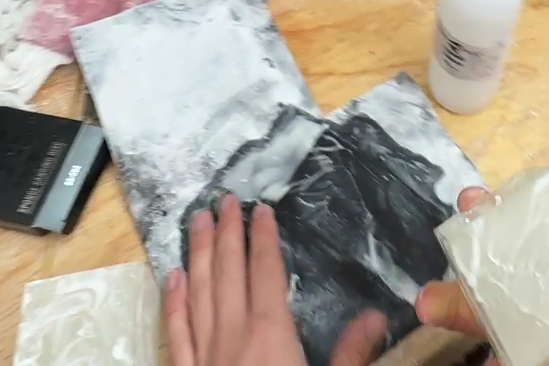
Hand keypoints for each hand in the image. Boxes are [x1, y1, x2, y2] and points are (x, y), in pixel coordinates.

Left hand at [165, 194, 388, 365]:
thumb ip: (352, 353)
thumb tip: (377, 314)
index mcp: (271, 334)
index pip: (265, 271)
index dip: (263, 237)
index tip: (261, 207)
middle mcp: (233, 336)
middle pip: (228, 273)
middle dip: (227, 232)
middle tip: (224, 198)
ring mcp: (205, 356)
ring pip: (199, 293)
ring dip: (199, 254)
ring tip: (197, 220)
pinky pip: (177, 333)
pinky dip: (174, 301)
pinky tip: (171, 277)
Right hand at [416, 187, 548, 365]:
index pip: (541, 263)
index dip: (508, 233)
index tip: (479, 205)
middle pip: (504, 294)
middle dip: (469, 271)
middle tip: (447, 245)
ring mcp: (537, 356)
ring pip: (490, 330)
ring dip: (458, 309)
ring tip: (428, 303)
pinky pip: (498, 360)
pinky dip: (483, 356)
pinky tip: (473, 351)